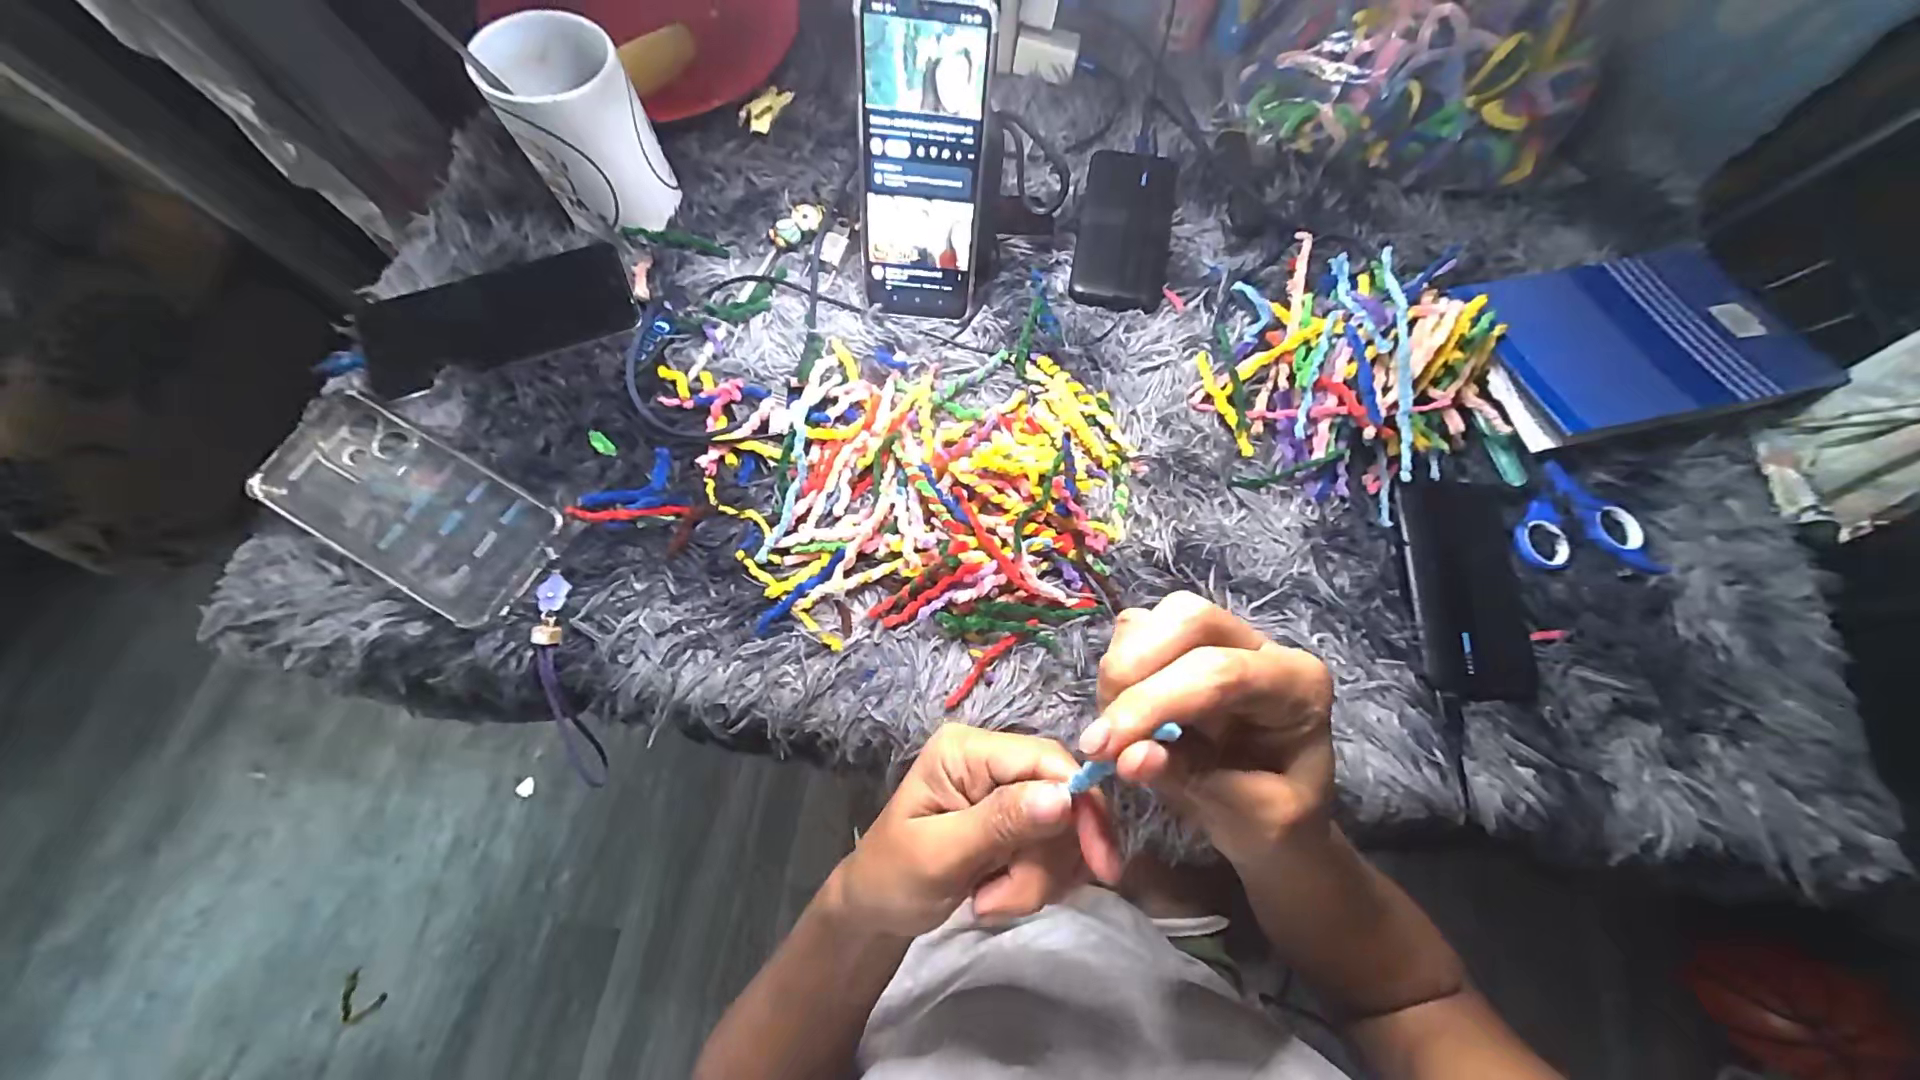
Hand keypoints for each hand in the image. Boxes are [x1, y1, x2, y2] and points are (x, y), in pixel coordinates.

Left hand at [834, 724, 1122, 937]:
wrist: (875, 911)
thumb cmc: (893, 877)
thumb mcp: (940, 853)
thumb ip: (1001, 822)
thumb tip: (1063, 797)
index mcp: (967, 750)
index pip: (1045, 758)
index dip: (1080, 804)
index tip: (1099, 863)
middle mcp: (991, 759)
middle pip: (1060, 796)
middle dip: (1045, 859)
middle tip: (1002, 898)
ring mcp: (1003, 789)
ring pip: (1062, 829)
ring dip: (1036, 878)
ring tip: (988, 900)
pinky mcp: (1014, 819)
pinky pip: (1053, 848)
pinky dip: (1036, 881)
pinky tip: (997, 895)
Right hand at [1081, 591, 1334, 865]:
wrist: (1272, 815)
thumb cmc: (1277, 820)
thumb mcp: (1254, 819)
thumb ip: (1191, 780)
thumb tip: (1126, 756)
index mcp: (1297, 685)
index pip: (1220, 672)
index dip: (1154, 703)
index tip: (1104, 749)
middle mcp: (1259, 647)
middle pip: (1189, 619)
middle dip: (1133, 669)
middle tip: (1103, 734)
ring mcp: (1219, 637)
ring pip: (1156, 620)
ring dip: (1119, 671)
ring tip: (1113, 730)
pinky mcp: (1181, 643)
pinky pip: (1136, 630)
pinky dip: (1116, 667)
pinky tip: (1119, 711)